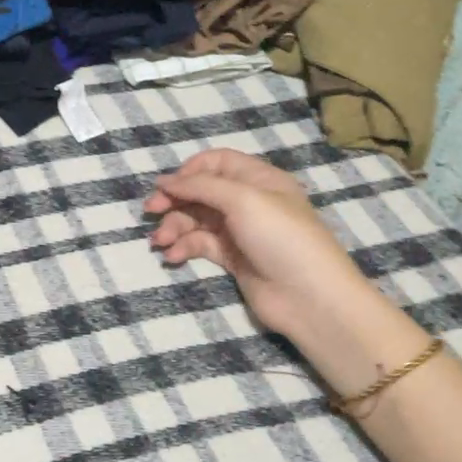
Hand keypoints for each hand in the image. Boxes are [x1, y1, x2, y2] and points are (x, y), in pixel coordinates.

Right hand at [145, 149, 373, 338]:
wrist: (311, 298)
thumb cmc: (281, 237)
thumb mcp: (242, 200)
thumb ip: (200, 186)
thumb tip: (163, 181)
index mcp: (258, 180)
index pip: (217, 162)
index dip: (190, 171)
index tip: (168, 185)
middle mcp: (248, 202)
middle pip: (201, 191)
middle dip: (174, 200)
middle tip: (150, 210)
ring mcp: (240, 231)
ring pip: (196, 219)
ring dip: (174, 227)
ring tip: (160, 241)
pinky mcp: (232, 258)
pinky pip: (200, 244)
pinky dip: (183, 247)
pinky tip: (173, 256)